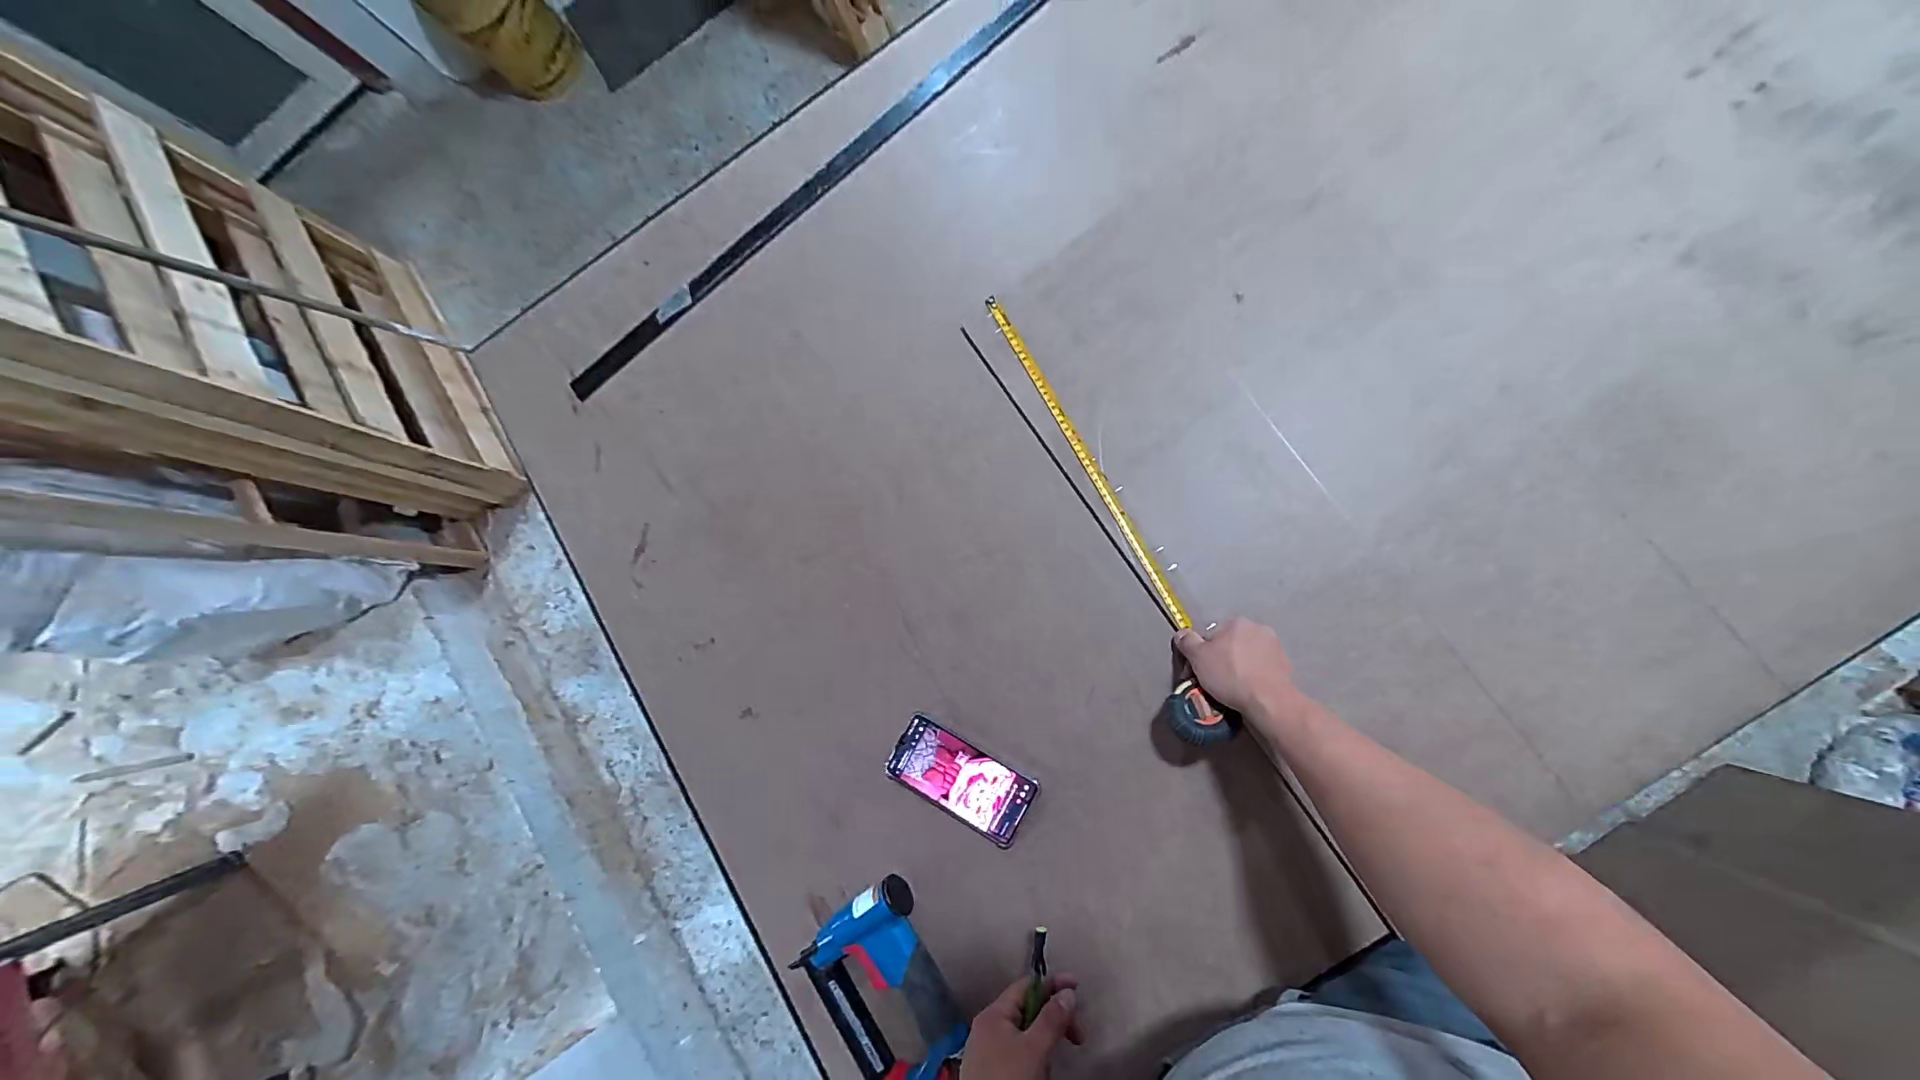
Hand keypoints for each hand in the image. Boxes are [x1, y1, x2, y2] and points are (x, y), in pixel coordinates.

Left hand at [958, 974, 1081, 1079]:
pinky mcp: (992, 1071)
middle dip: (1053, 1022)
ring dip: (1044, 1048)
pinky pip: (1019, 1056)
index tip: (1077, 987)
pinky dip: (1034, 1061)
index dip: (1052, 984)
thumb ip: (1051, 1019)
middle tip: (1078, 1037)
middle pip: (1028, 1011)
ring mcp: (988, 1051)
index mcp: (993, 1014)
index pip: (1026, 986)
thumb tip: (1068, 992)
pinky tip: (1039, 1077)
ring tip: (1047, 1070)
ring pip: (1026, 1037)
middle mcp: (988, 1027)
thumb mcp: (1033, 1049)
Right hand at [1173, 617, 1312, 735]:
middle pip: (1230, 644)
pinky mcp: (1286, 665)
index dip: (1201, 653)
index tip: (1198, 670)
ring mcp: (1275, 647)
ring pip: (1246, 656)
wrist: (1269, 701)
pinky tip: (1248, 690)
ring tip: (1231, 688)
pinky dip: (1254, 676)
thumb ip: (1186, 641)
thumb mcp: (1198, 657)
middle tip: (1214, 680)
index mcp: (1237, 622)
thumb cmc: (1230, 675)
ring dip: (1238, 667)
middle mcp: (1258, 628)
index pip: (1211, 635)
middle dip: (1222, 658)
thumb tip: (1182, 634)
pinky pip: (1261, 669)